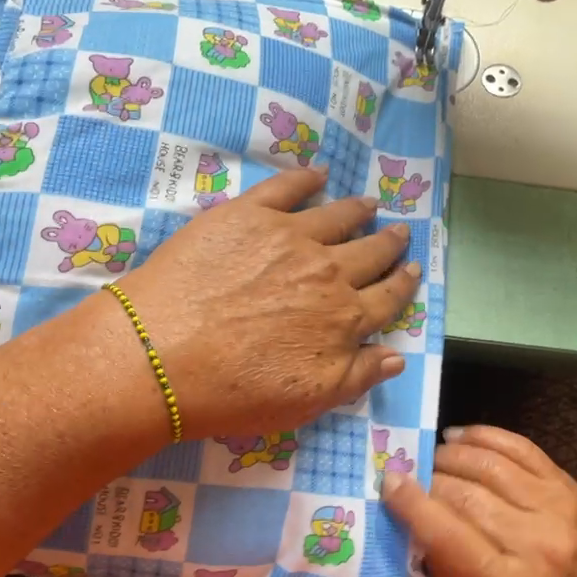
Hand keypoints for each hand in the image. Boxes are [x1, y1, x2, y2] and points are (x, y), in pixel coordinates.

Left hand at [113, 168, 419, 438]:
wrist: (162, 357)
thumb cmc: (235, 392)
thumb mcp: (307, 401)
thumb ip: (356, 377)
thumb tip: (397, 357)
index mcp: (343, 319)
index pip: (385, 299)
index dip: (403, 285)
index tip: (413, 270)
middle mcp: (327, 272)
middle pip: (369, 253)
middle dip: (388, 244)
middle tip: (399, 232)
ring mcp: (288, 237)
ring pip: (336, 217)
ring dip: (357, 210)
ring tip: (369, 204)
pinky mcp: (248, 214)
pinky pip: (286, 187)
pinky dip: (306, 178)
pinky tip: (317, 174)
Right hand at [383, 425, 576, 576]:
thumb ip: (441, 563)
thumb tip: (407, 513)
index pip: (446, 532)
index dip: (411, 502)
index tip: (387, 482)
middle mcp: (534, 541)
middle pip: (463, 493)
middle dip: (427, 479)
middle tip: (406, 473)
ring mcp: (555, 508)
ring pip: (487, 464)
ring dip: (450, 455)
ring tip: (430, 456)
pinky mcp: (568, 486)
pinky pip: (519, 447)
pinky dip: (484, 436)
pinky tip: (459, 437)